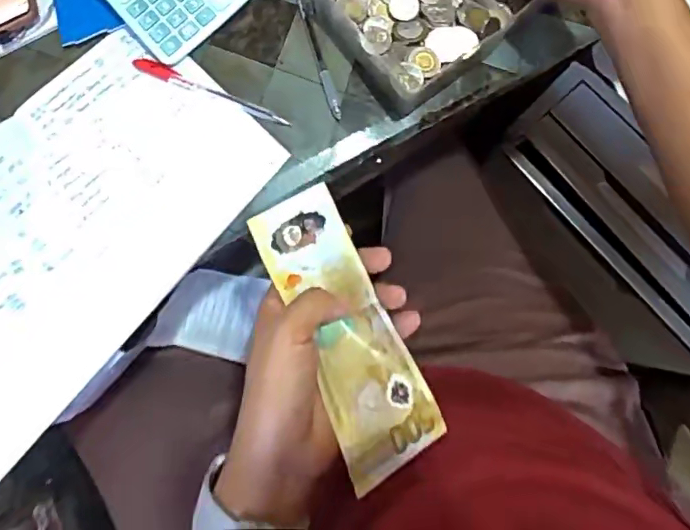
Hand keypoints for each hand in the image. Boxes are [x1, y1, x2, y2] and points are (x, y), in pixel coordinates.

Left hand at [215, 247, 419, 524]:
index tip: (352, 237)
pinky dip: (394, 330)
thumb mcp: (287, 332)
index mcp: (282, 308)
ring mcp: (330, 347)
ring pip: (361, 311)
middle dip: (362, 272)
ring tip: (402, 297)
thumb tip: (347, 295)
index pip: (305, 267)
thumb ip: (315, 300)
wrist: (285, 453)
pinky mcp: (351, 372)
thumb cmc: (278, 384)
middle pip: (338, 286)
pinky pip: (376, 342)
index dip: (327, 250)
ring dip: (381, 300)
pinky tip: (411, 323)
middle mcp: (306, 322)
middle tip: (387, 260)